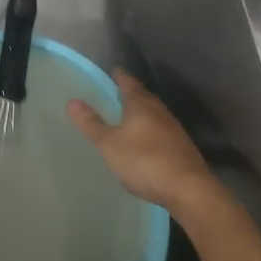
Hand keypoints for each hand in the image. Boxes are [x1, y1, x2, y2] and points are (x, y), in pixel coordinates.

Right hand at [68, 69, 220, 212]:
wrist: (189, 190)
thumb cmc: (144, 161)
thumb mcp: (109, 144)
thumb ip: (91, 124)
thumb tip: (71, 101)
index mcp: (141, 105)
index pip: (129, 83)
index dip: (120, 76)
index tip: (114, 70)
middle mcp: (160, 112)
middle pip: (144, 97)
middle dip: (132, 94)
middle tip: (119, 92)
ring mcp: (174, 130)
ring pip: (155, 114)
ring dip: (143, 113)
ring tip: (131, 116)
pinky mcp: (182, 149)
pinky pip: (163, 132)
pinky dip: (152, 131)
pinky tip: (147, 142)